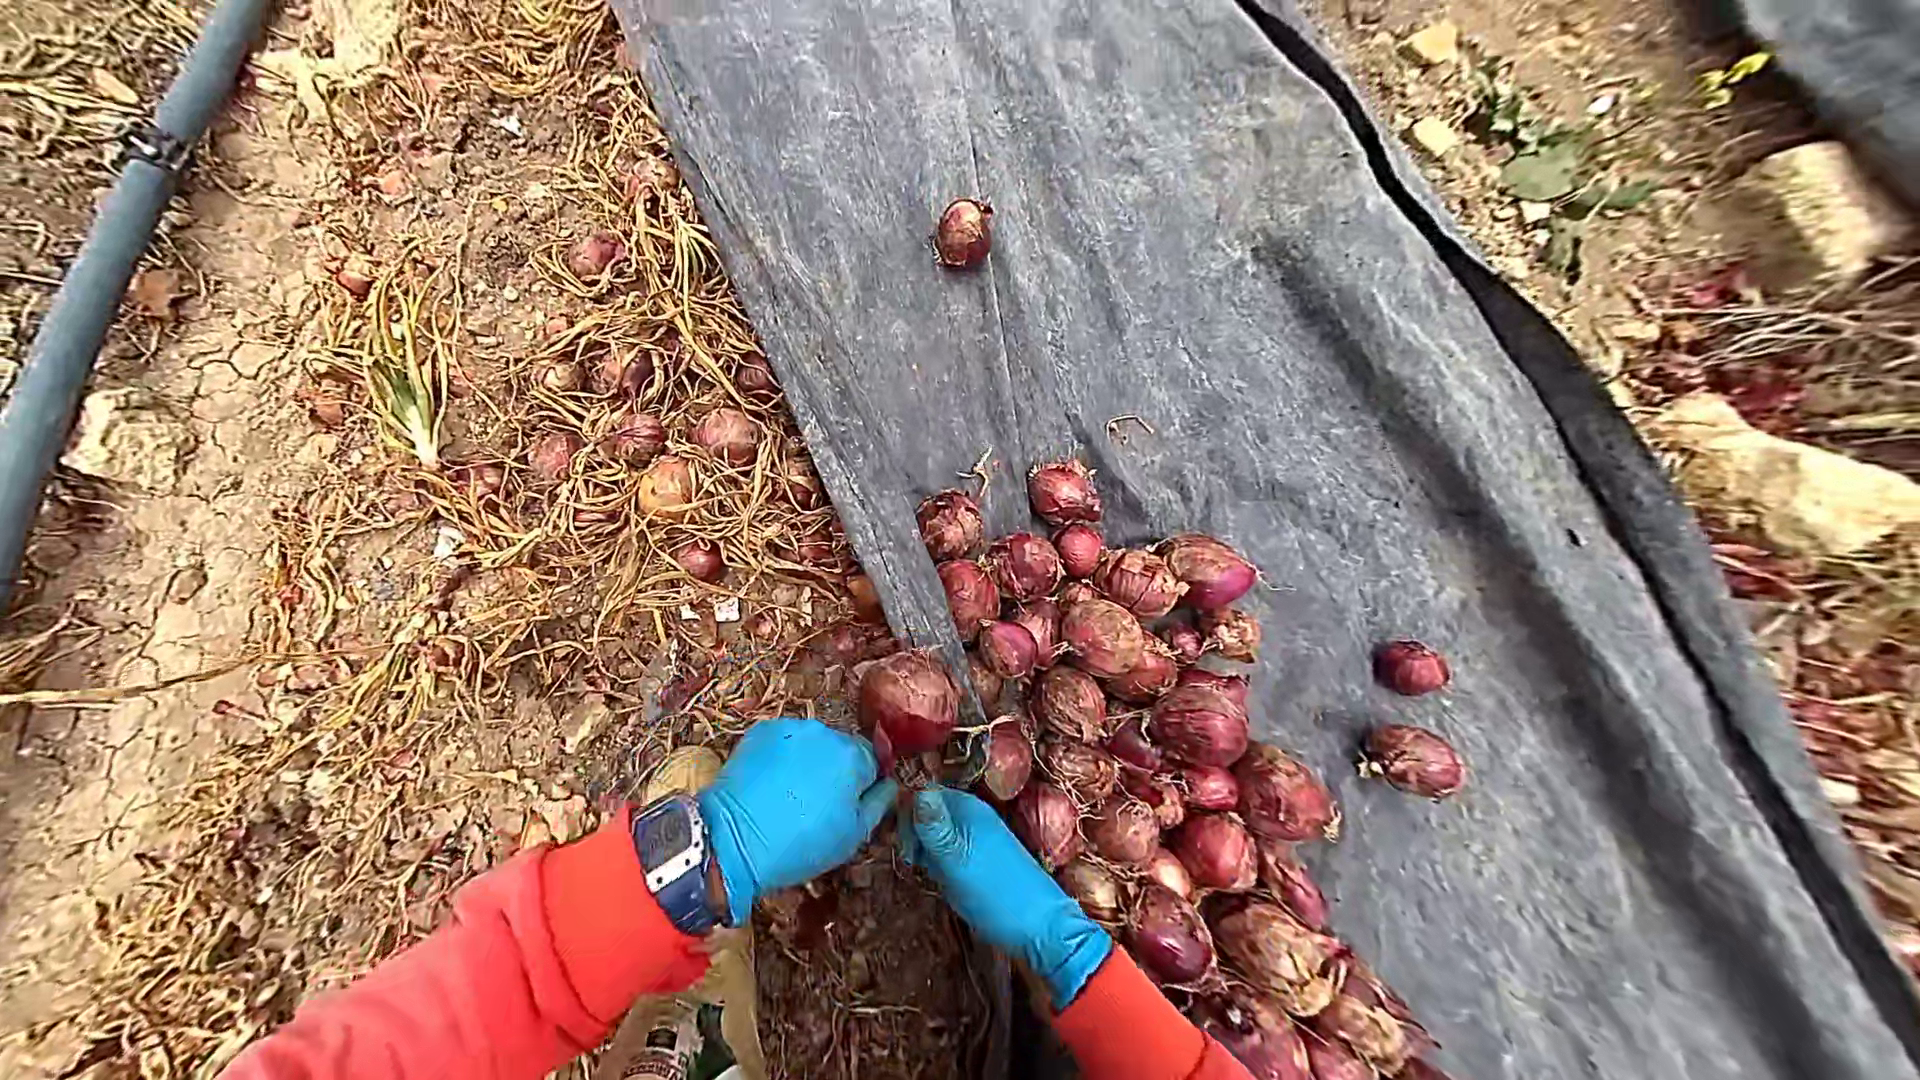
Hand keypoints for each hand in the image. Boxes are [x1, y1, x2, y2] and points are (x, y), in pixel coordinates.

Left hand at [697, 717, 897, 924]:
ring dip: (808, 760)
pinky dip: (781, 756)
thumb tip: (889, 784)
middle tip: (815, 803)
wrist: (732, 840)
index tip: (844, 804)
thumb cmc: (800, 844)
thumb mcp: (853, 836)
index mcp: (853, 756)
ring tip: (789, 793)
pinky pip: (784, 740)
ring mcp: (792, 728)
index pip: (872, 760)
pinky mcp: (763, 730)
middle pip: (841, 748)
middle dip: (834, 769)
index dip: (861, 784)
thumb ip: (880, 803)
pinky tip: (770, 782)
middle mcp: (826, 732)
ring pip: (812, 743)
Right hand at [906, 786, 1111, 1008]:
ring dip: (925, 851)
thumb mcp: (956, 860)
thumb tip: (915, 788)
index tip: (904, 844)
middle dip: (914, 834)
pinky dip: (939, 863)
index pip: (923, 792)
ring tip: (929, 873)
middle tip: (914, 862)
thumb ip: (934, 827)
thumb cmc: (996, 893)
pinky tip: (941, 880)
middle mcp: (972, 815)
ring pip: (936, 833)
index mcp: (967, 806)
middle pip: (927, 812)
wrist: (1041, 928)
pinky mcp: (978, 858)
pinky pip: (948, 850)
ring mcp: (976, 836)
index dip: (907, 814)